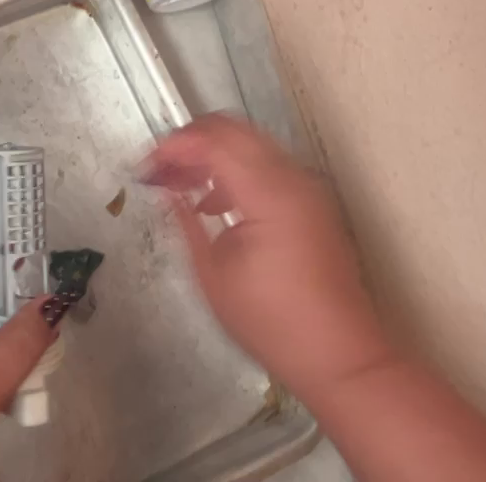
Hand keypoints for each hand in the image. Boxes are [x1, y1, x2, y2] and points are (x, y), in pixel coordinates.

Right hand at [140, 115, 394, 399]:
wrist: (341, 357)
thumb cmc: (271, 322)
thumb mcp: (213, 273)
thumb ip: (186, 219)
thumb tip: (166, 189)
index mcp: (267, 193)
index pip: (211, 141)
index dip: (171, 147)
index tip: (144, 167)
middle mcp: (291, 177)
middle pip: (230, 129)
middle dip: (188, 142)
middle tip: (159, 169)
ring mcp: (305, 186)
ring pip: (248, 140)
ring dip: (210, 152)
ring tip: (178, 183)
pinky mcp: (310, 199)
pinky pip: (264, 162)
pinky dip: (233, 166)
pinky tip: (212, 199)